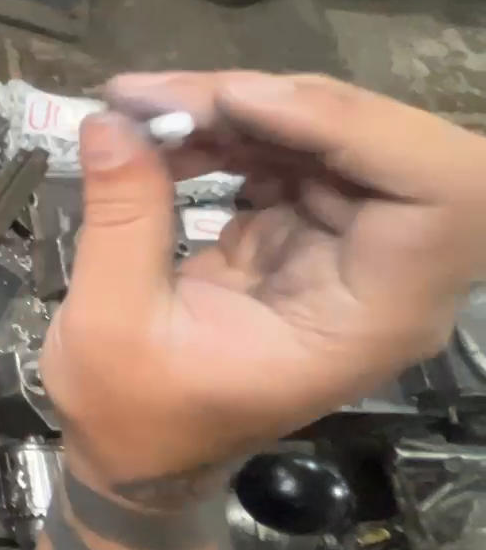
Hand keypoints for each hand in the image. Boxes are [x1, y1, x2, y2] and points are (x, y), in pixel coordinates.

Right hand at [42, 72, 485, 505]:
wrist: (134, 452)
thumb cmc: (129, 411)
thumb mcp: (109, 320)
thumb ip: (121, 220)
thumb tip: (110, 122)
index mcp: (368, 315)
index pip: (441, 195)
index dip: (354, 130)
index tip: (234, 103)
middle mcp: (383, 274)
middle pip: (385, 151)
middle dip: (274, 107)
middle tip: (155, 98)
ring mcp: (345, 253)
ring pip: (330, 145)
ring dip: (237, 115)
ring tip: (139, 111)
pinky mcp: (300, 240)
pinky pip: (284, 164)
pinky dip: (222, 139)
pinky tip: (161, 139)